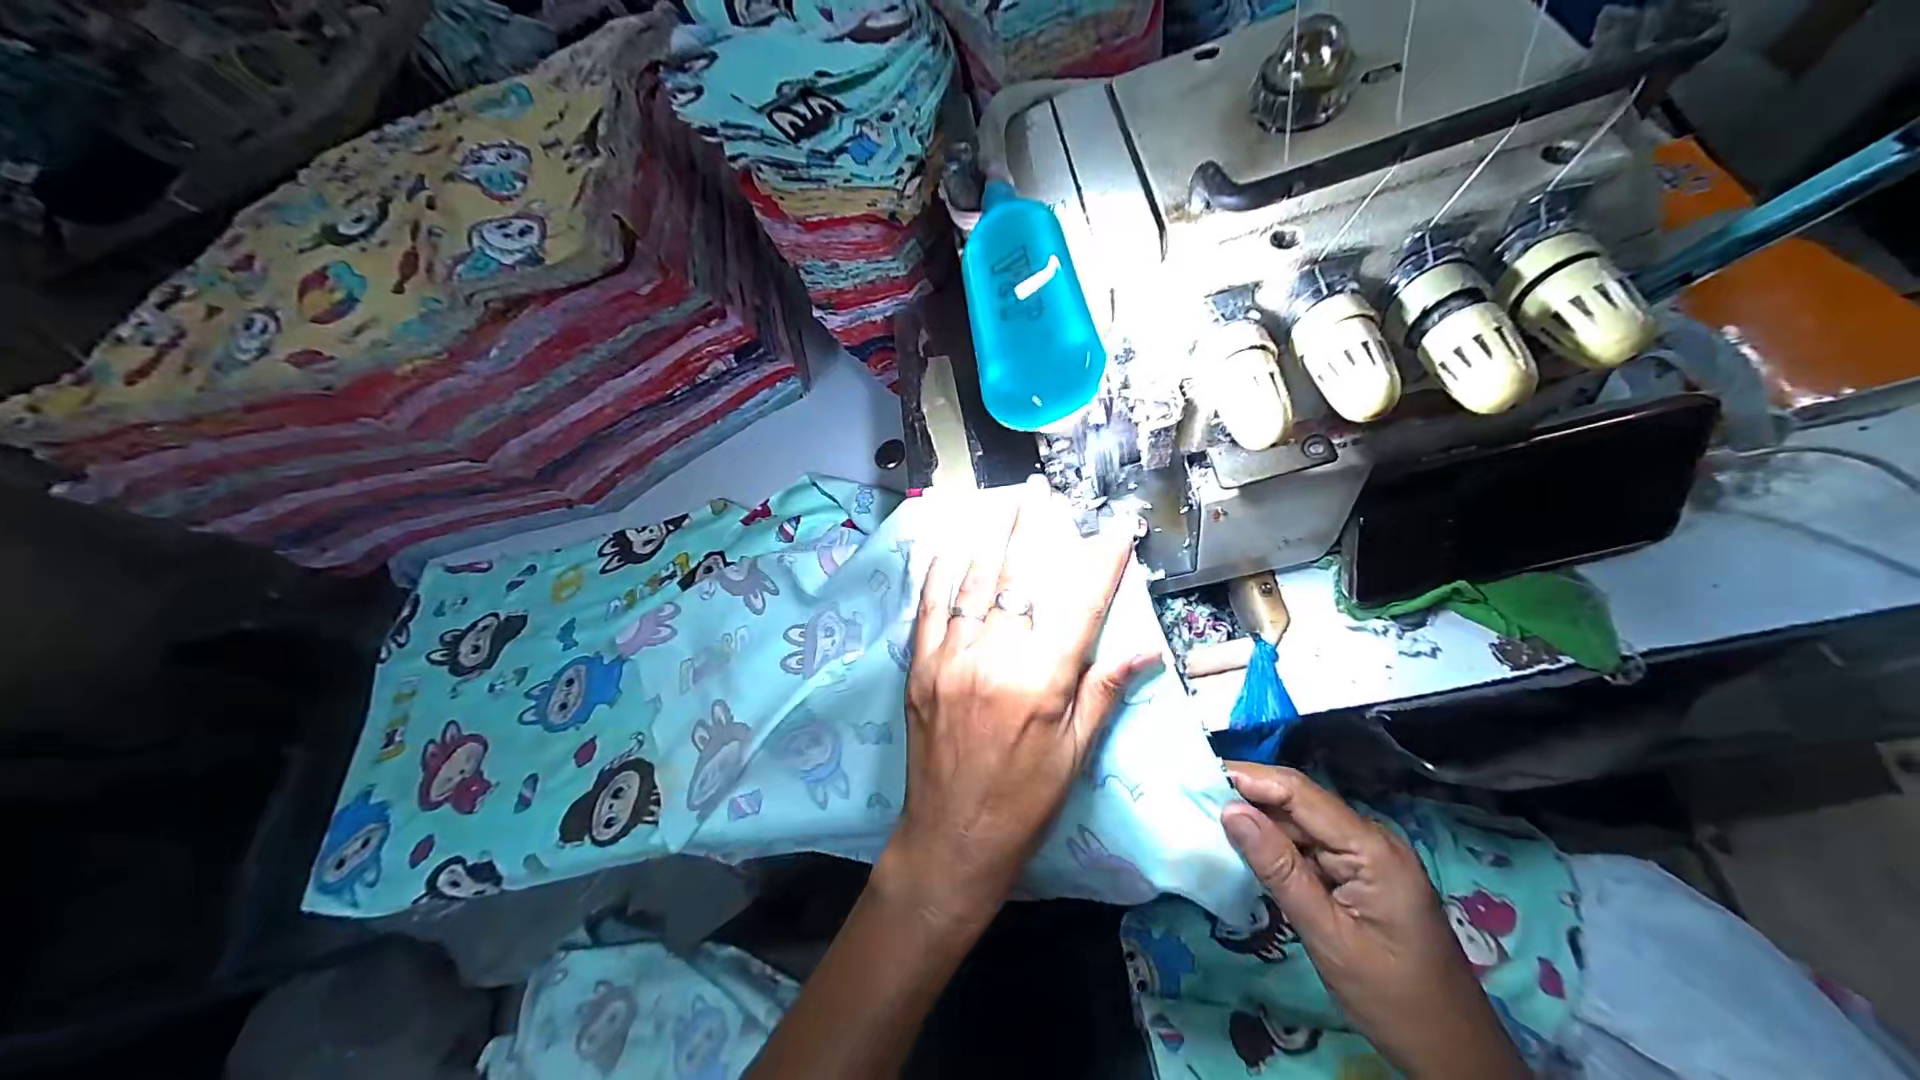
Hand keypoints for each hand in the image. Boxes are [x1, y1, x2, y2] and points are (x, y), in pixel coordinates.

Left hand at [883, 477, 1157, 926]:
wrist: (952, 837)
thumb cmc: (1024, 801)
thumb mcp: (1076, 753)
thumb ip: (1105, 692)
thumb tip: (1147, 648)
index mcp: (1042, 683)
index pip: (1080, 608)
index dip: (1102, 564)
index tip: (1116, 530)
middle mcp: (995, 660)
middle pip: (1019, 582)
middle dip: (1033, 531)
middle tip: (1040, 491)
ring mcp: (950, 660)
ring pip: (971, 586)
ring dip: (988, 540)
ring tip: (999, 505)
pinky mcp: (918, 669)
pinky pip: (928, 610)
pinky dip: (938, 575)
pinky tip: (947, 548)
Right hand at [1220, 764, 1528, 1079]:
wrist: (1453, 1053)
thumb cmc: (1392, 999)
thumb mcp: (1327, 935)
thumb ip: (1278, 869)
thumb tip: (1231, 811)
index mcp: (1372, 848)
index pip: (1300, 793)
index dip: (1250, 777)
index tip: (1201, 775)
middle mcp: (1371, 840)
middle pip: (1299, 803)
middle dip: (1248, 796)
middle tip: (1194, 797)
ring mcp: (1367, 857)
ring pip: (1302, 824)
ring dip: (1259, 821)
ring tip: (1209, 817)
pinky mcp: (1360, 875)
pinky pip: (1311, 847)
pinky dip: (1277, 846)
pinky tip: (1245, 848)